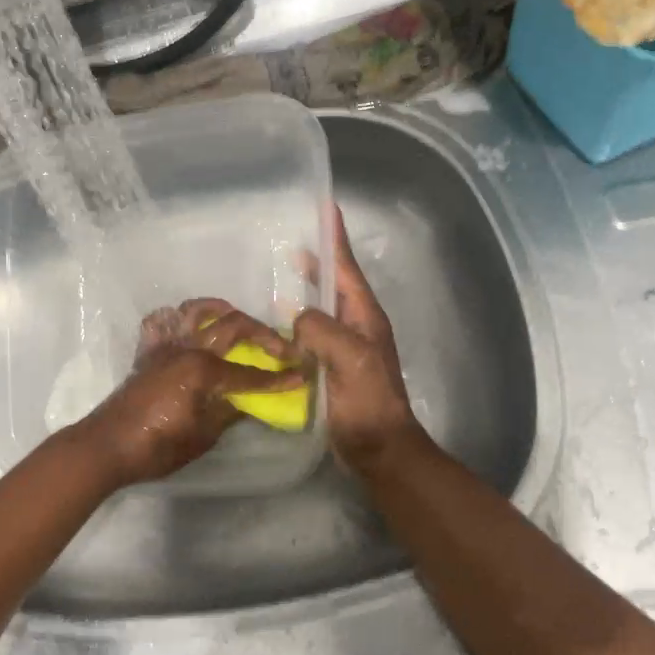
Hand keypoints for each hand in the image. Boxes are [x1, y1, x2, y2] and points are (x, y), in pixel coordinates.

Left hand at [66, 299, 302, 489]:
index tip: (301, 376)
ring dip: (220, 309)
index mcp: (204, 371)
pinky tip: (187, 326)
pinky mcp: (147, 353)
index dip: (278, 378)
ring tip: (236, 318)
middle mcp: (187, 349)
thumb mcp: (202, 436)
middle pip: (232, 327)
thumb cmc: (157, 447)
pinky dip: (174, 318)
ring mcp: (164, 347)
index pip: (251, 373)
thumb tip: (245, 402)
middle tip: (281, 348)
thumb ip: (228, 414)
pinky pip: (160, 323)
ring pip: (195, 310)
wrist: (108, 445)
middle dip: (263, 335)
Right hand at [292, 205, 429, 467]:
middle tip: (291, 240)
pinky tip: (276, 325)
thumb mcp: (349, 358)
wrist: (379, 449)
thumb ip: (322, 329)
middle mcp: (356, 326)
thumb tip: (295, 316)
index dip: (335, 238)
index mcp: (365, 317)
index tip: (326, 205)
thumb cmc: (369, 402)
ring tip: (279, 275)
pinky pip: (309, 336)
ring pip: (320, 308)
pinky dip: (293, 323)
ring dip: (303, 290)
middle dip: (317, 259)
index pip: (346, 268)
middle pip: (334, 283)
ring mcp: (344, 348)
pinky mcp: (330, 369)